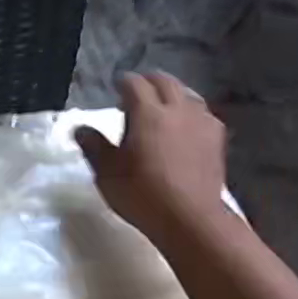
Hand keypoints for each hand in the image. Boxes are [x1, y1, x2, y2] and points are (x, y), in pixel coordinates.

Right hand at [75, 71, 231, 242]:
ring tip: (162, 104)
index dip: (123, 82)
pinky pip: (202, 113)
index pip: (134, 85)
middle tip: (138, 89)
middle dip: (149, 81)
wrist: (189, 218)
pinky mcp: (216, 139)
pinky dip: (190, 111)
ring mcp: (201, 122)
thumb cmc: (142, 196)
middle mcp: (177, 109)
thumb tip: (81, 129)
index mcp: (147, 114)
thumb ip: (95, 147)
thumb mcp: (108, 174)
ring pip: (187, 94)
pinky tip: (185, 125)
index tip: (116, 85)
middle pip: (165, 82)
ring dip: (172, 93)